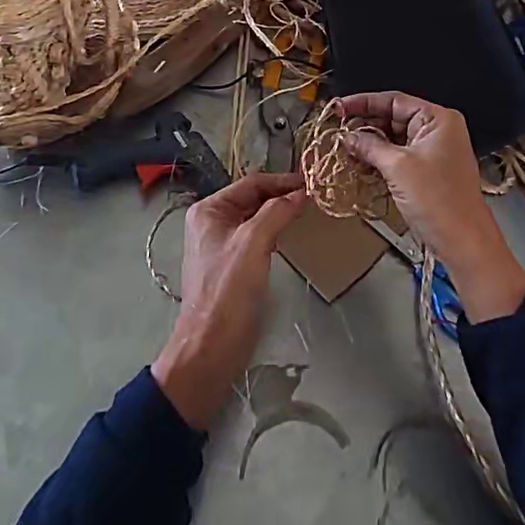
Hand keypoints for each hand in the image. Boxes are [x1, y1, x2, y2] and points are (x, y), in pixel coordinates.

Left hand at [152, 172, 304, 428]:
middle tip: (315, 194)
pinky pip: (258, 237)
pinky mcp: (233, 264)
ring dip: (281, 212)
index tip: (312, 180)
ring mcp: (222, 244)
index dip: (282, 180)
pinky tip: (292, 233)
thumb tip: (302, 192)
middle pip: (254, 198)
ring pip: (257, 217)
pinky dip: (276, 230)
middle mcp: (213, 222)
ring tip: (308, 209)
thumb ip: (277, 212)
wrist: (211, 345)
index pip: (252, 183)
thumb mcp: (254, 242)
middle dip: (282, 195)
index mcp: (209, 210)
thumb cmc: (228, 290)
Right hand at [338, 92, 524, 321]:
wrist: (463, 241)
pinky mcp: (428, 172)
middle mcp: (438, 131)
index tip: (339, 108)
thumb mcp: (397, 166)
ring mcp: (434, 152)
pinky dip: (380, 161)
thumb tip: (348, 136)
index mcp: (438, 119)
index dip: (364, 103)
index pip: (395, 100)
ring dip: (370, 146)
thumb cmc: (439, 200)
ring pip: (394, 140)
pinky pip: (399, 158)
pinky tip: (360, 166)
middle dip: (365, 127)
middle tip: (338, 134)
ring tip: (345, 152)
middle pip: (393, 118)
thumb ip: (369, 146)